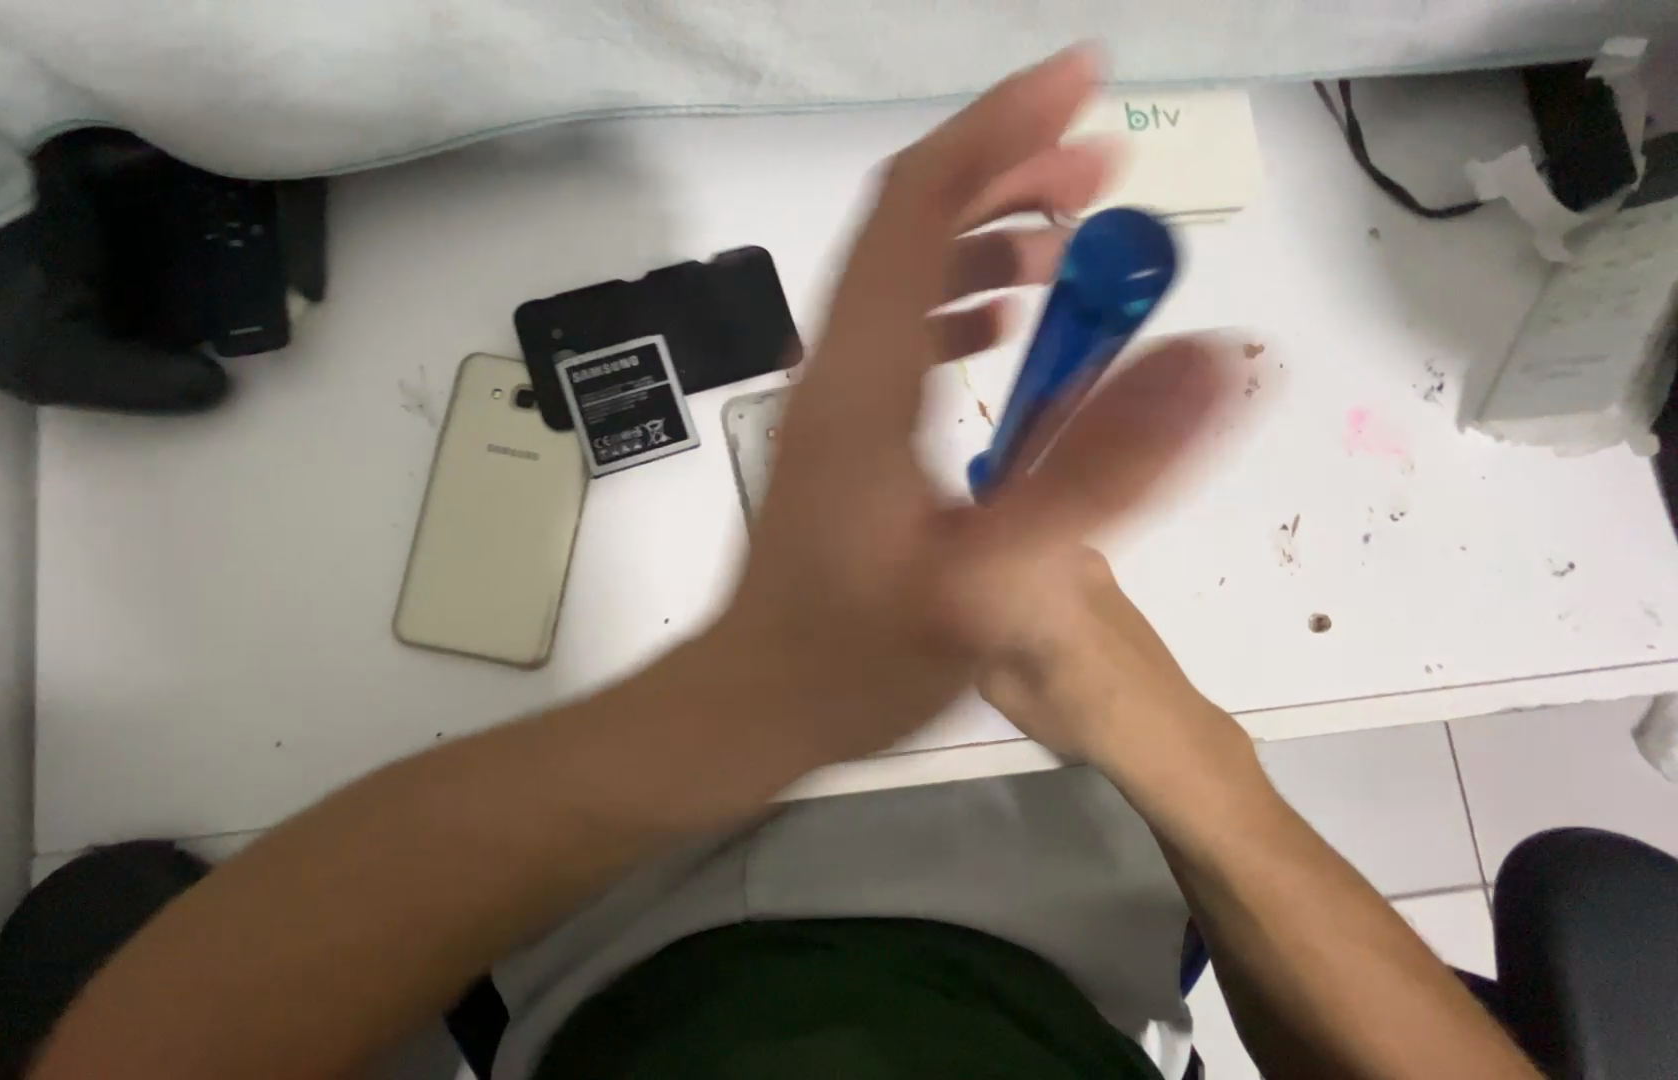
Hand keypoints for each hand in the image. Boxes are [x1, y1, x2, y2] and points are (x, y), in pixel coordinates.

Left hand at [708, 46, 1240, 767]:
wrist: (760, 696)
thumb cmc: (856, 657)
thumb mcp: (985, 585)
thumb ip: (1095, 475)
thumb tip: (1216, 358)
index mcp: (861, 384)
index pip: (913, 212)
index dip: (994, 133)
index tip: (1081, 83)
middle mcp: (833, 372)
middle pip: (902, 229)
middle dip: (1001, 173)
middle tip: (1100, 160)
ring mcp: (828, 403)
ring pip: (897, 279)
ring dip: (980, 235)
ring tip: (1068, 232)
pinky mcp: (837, 438)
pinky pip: (893, 336)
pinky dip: (950, 303)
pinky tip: (998, 323)